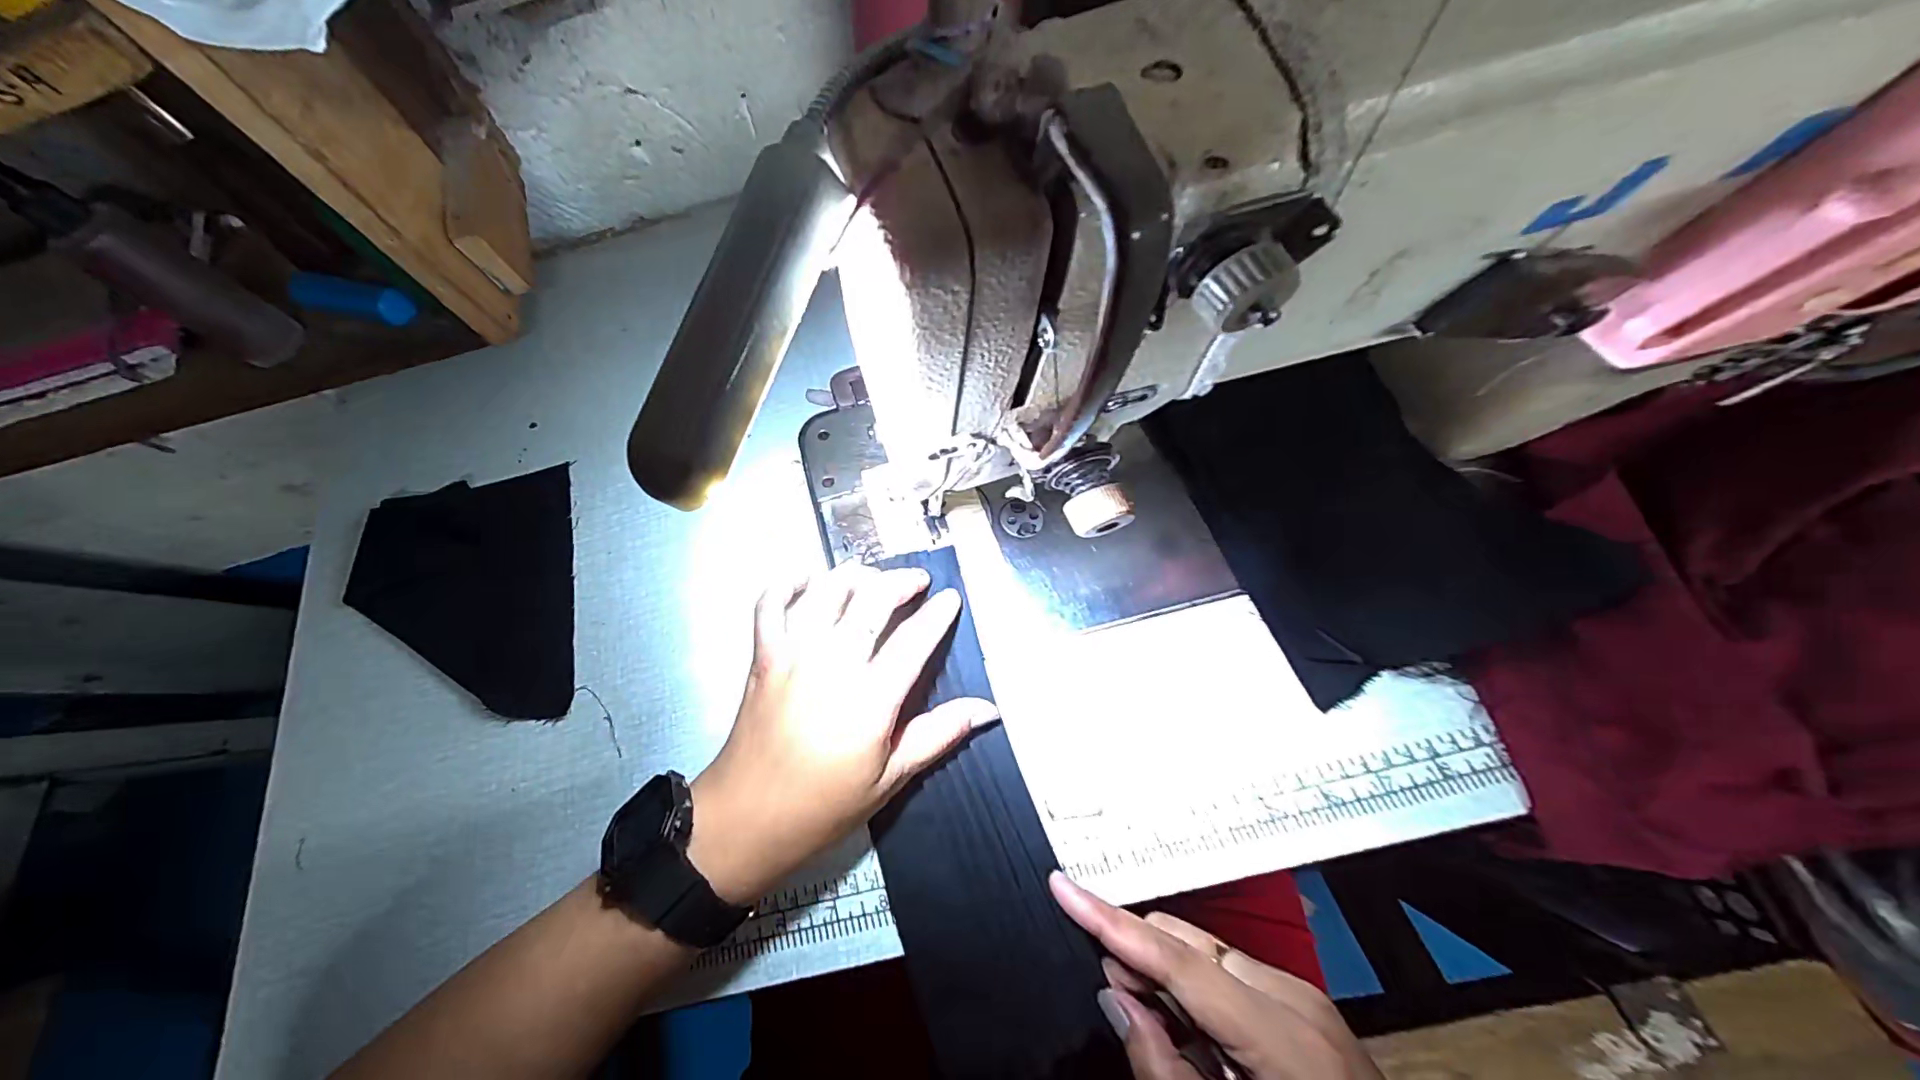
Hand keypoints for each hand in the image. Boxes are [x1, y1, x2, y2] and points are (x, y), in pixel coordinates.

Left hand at [686, 561, 998, 904]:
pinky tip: (808, 580)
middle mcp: (831, 665)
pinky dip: (789, 584)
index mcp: (870, 700)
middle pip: (872, 600)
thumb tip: (987, 709)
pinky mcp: (762, 656)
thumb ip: (938, 735)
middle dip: (901, 581)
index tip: (950, 598)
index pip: (913, 640)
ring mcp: (792, 655)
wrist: (745, 819)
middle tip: (917, 580)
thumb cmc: (823, 806)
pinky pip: (770, 604)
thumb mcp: (890, 779)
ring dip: (853, 574)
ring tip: (872, 575)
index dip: (937, 614)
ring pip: (826, 591)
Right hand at [1050, 872, 1381, 1079]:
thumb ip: (1161, 1065)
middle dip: (1138, 957)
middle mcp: (1291, 997)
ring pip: (1202, 951)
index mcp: (1279, 1035)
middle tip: (1120, 1003)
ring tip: (1173, 1038)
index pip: (1175, 957)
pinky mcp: (1303, 999)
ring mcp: (1302, 994)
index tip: (1064, 886)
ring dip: (1168, 978)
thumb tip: (1117, 997)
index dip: (1110, 920)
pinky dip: (1197, 992)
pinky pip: (1229, 971)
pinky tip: (1200, 1039)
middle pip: (1184, 941)